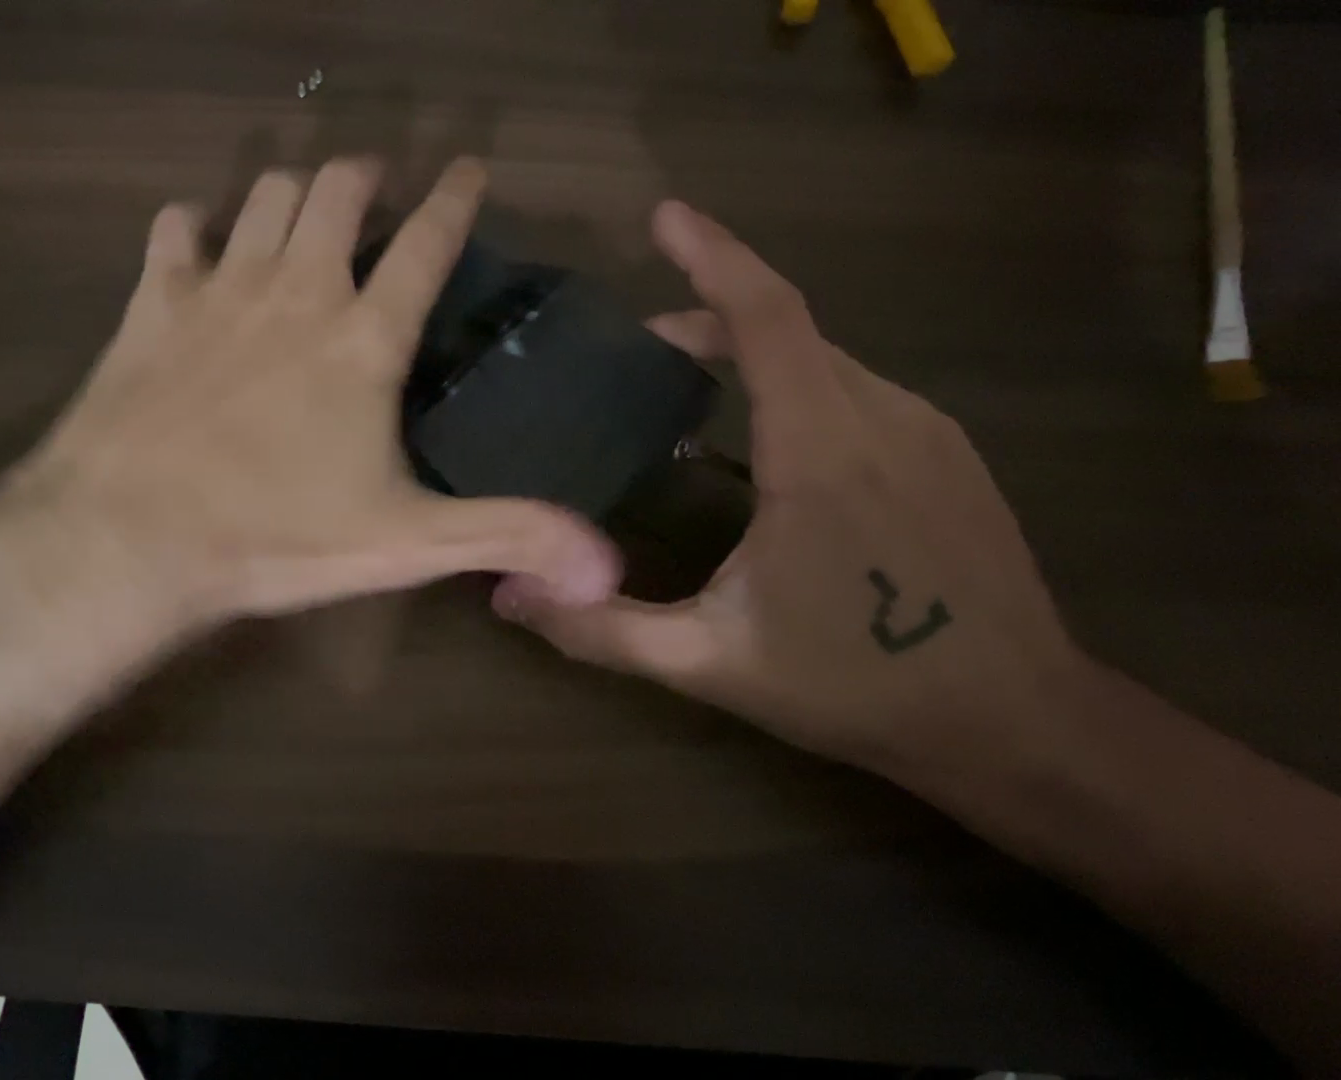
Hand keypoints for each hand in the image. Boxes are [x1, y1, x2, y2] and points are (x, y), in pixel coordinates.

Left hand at [0, 159, 619, 735]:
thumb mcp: (405, 543)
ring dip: (292, 190)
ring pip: (264, 197)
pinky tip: (201, 239)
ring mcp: (218, 290)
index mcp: (363, 339)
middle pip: (336, 193)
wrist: (132, 536)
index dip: (455, 200)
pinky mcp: (151, 305)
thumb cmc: (275, 536)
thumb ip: (507, 535)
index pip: (427, 246)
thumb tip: (607, 566)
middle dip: (365, 177)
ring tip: (306, 204)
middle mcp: (295, 291)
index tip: (470, 168)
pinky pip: (174, 230)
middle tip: (378, 187)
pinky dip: (194, 225)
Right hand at [496, 201, 1089, 774]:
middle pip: (792, 329)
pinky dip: (801, 384)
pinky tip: (770, 439)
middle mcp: (882, 418)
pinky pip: (860, 391)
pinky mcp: (950, 457)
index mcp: (822, 451)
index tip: (665, 217)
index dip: (714, 257)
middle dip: (713, 315)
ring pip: (828, 360)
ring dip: (757, 353)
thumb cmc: (856, 685)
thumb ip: (602, 628)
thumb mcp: (708, 662)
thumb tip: (507, 594)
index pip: (768, 318)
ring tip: (691, 387)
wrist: (1016, 721)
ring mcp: (928, 434)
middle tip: (644, 345)